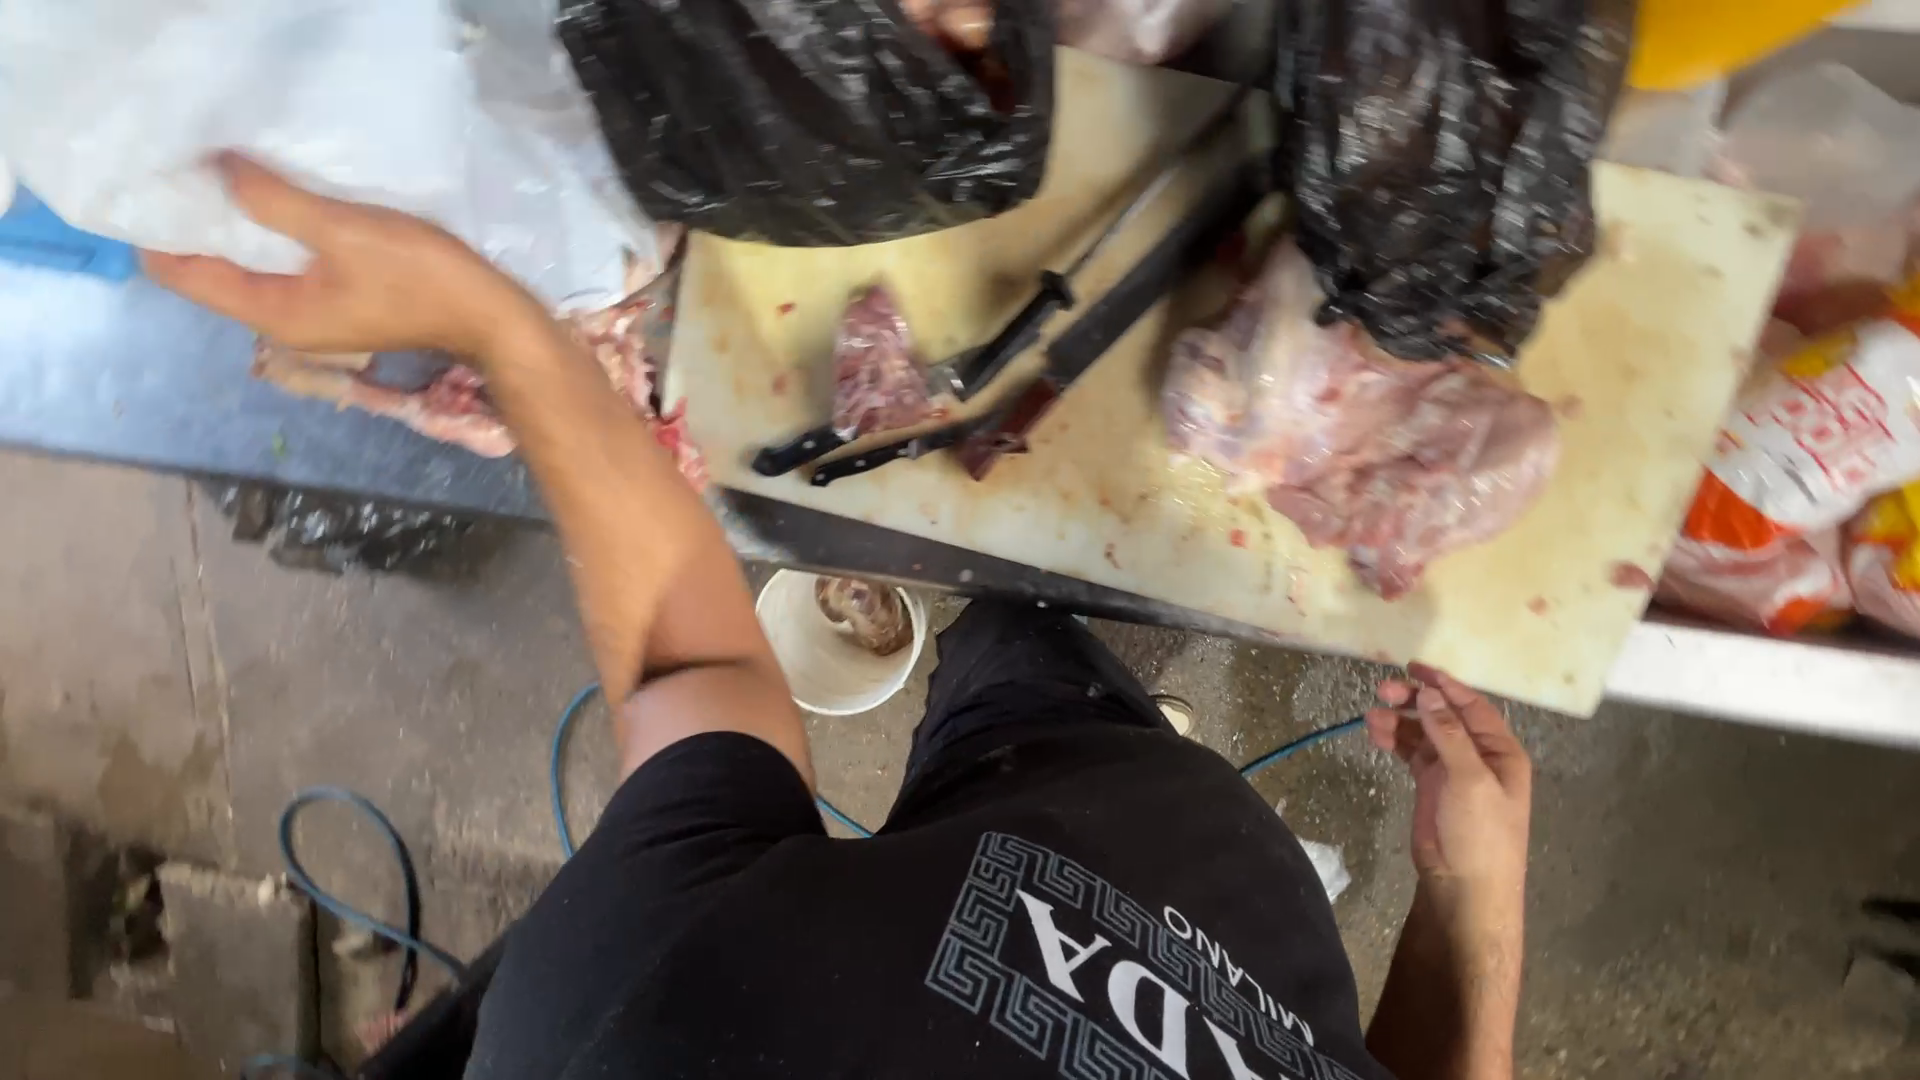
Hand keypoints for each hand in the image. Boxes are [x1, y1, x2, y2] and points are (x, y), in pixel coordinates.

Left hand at [140, 152, 536, 356]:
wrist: (497, 321)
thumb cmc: (426, 282)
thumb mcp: (346, 231)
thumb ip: (272, 200)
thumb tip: (219, 169)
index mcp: (276, 314)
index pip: (176, 269)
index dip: (162, 222)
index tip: (171, 174)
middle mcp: (286, 324)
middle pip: (212, 267)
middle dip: (203, 219)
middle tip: (205, 164)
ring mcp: (319, 318)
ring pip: (253, 267)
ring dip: (247, 227)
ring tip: (249, 180)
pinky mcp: (346, 307)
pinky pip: (289, 269)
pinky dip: (281, 240)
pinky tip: (296, 210)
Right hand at [1366, 664, 1531, 923]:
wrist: (1464, 884)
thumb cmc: (1479, 832)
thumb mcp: (1469, 780)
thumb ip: (1448, 734)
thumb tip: (1429, 694)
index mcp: (1500, 751)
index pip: (1471, 707)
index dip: (1444, 685)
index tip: (1413, 667)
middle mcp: (1477, 755)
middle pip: (1442, 715)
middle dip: (1413, 700)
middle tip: (1382, 690)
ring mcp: (1452, 768)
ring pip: (1421, 731)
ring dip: (1398, 720)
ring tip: (1371, 718)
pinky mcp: (1429, 782)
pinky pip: (1409, 750)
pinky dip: (1393, 739)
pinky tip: (1374, 734)